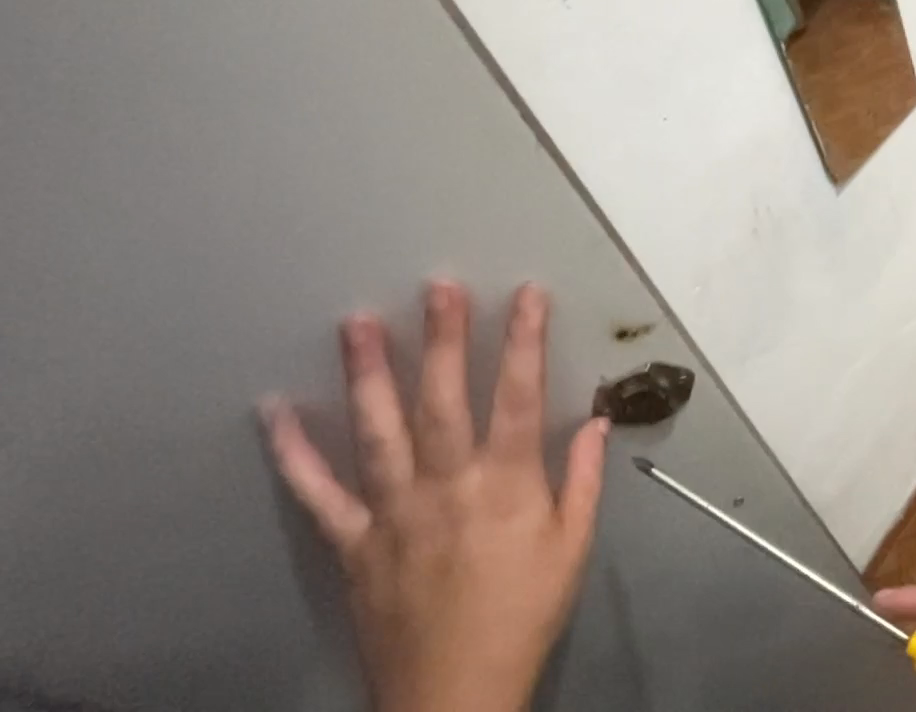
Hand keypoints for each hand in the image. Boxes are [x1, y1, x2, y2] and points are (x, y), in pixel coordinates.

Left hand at [261, 282, 609, 711]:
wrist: (454, 691)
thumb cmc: (525, 610)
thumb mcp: (573, 546)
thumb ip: (584, 479)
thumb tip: (596, 420)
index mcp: (507, 485)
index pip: (518, 398)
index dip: (525, 342)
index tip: (528, 295)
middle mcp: (447, 486)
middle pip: (443, 401)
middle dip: (442, 339)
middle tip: (438, 287)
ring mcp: (393, 512)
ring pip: (377, 432)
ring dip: (368, 375)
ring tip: (358, 323)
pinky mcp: (353, 542)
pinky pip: (318, 494)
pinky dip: (294, 453)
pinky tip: (275, 413)